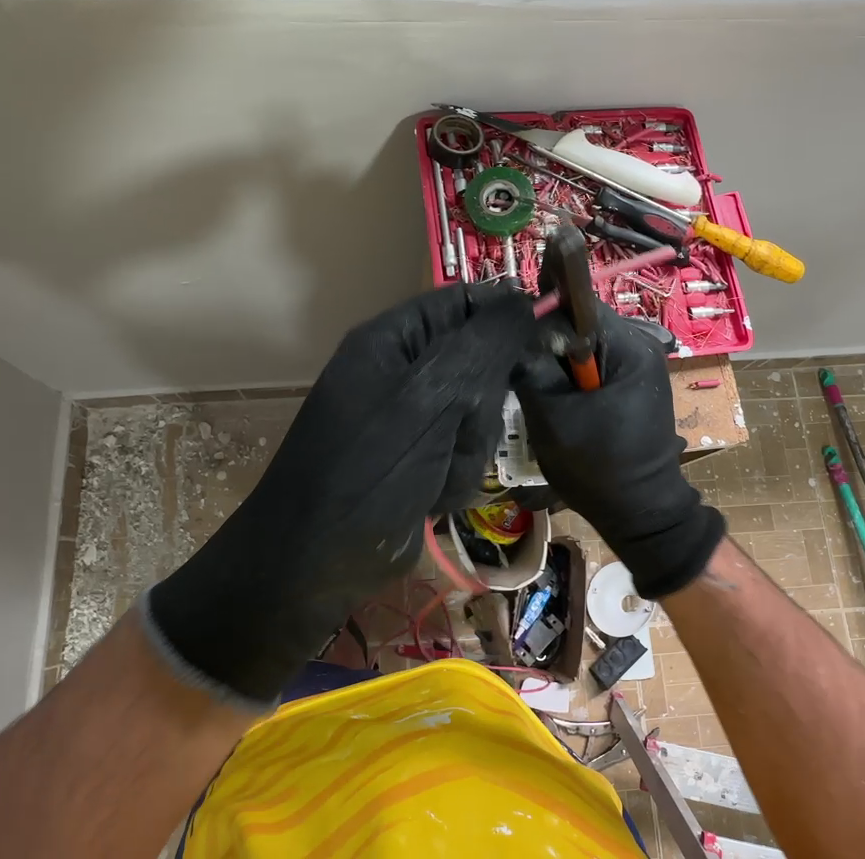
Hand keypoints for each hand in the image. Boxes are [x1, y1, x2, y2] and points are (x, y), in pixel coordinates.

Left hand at [144, 284, 534, 704]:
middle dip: (482, 404)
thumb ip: (484, 345)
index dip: (507, 316)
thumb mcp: (431, 397)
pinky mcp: (418, 461)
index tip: (549, 340)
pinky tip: (433, 497)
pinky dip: (457, 477)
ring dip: (469, 448)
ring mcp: (409, 420)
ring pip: (479, 414)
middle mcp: (401, 372)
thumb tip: (527, 302)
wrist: (314, 562)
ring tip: (439, 473)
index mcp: (392, 339)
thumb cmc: (369, 469)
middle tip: (465, 428)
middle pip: (480, 362)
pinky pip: (464, 454)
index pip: (464, 303)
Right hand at [514, 302, 724, 599]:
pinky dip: (577, 376)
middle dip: (552, 343)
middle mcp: (642, 347)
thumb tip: (520, 332)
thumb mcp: (552, 417)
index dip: (543, 317)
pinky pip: (598, 363)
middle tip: (526, 369)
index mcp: (630, 348)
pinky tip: (563, 399)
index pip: (578, 307)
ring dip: (562, 362)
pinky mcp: (636, 384)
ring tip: (544, 388)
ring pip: (587, 345)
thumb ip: (533, 367)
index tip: (517, 340)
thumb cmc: (597, 467)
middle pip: (583, 324)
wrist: (641, 513)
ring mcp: (642, 365)